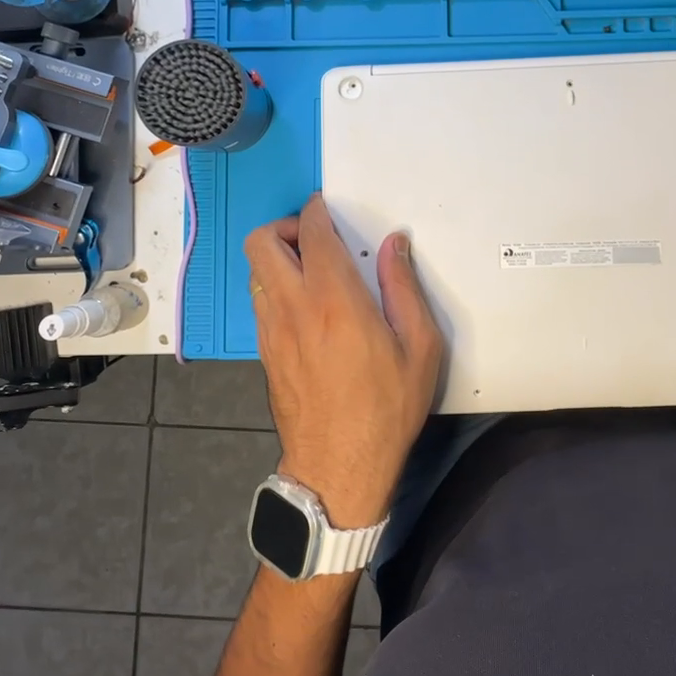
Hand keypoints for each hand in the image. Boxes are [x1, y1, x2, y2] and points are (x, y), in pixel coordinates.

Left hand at [244, 195, 443, 528]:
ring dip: (277, 258)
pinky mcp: (265, 353)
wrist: (339, 468)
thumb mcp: (419, 346)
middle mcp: (294, 307)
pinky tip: (305, 306)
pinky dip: (275, 287)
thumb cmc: (387, 406)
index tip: (326, 207)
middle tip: (316, 239)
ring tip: (311, 271)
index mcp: (335, 299)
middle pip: (261, 243)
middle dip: (285, 227)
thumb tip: (395, 244)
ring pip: (256, 272)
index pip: (312, 234)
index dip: (316, 211)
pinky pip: (259, 301)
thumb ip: (404, 288)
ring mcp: (272, 331)